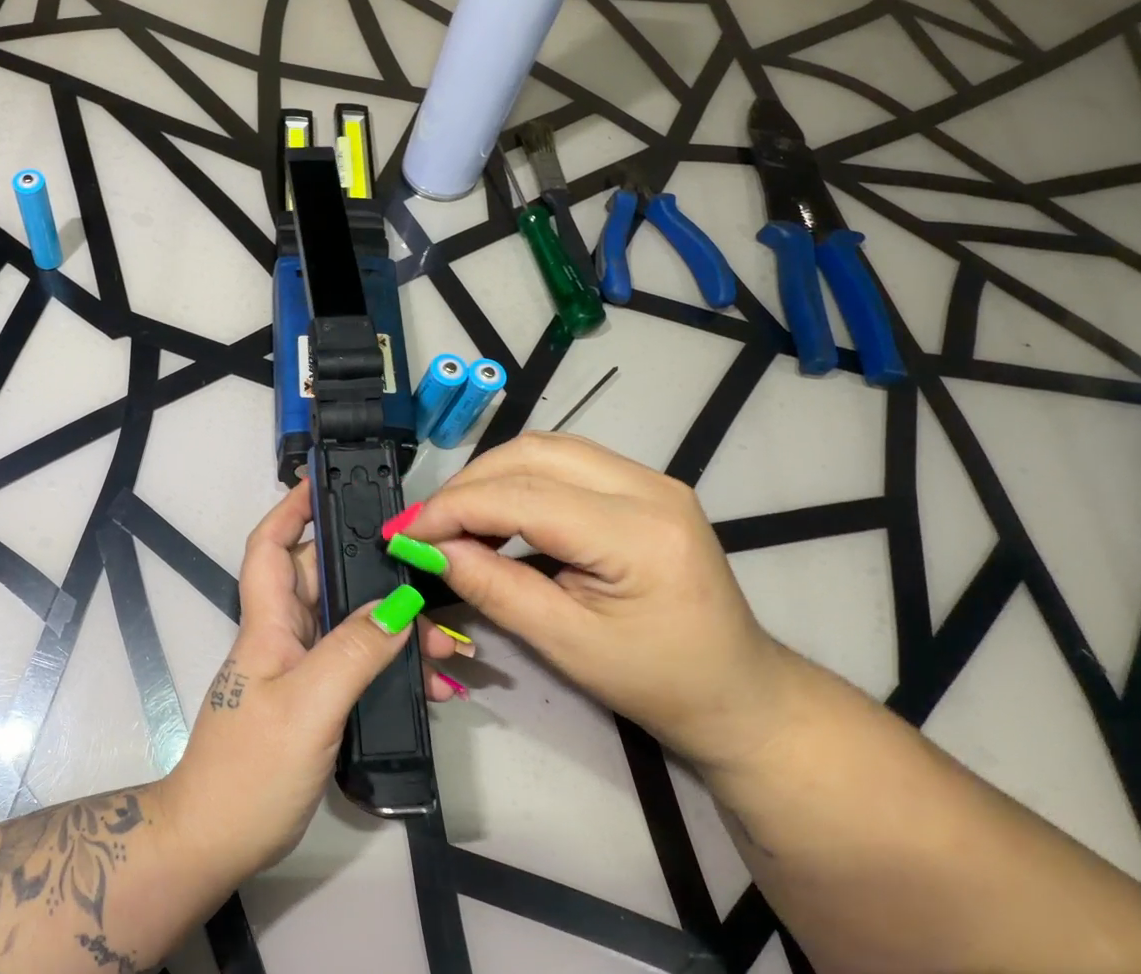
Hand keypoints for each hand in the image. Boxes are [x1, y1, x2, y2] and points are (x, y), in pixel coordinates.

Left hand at [159, 483, 463, 885]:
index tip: (326, 484)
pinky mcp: (313, 704)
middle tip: (434, 589)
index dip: (291, 510)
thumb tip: (399, 606)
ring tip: (448, 655)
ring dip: (397, 632)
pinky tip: (432, 688)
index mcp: (267, 625)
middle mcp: (281, 639)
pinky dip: (393, 670)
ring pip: (351, 629)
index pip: (269, 548)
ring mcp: (297, 673)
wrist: (217, 838)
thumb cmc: (251, 768)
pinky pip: (357, 669)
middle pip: (326, 585)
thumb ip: (353, 652)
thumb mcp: (308, 705)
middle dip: (377, 580)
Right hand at [398, 432, 792, 769]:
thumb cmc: (655, 679)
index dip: (452, 509)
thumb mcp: (564, 642)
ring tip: (453, 523)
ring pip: (544, 449)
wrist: (736, 690)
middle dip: (465, 486)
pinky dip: (516, 481)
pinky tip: (494, 516)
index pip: (521, 496)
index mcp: (637, 533)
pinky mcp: (643, 487)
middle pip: (530, 455)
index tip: (404, 535)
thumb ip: (494, 587)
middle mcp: (649, 488)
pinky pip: (563, 462)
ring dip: (488, 478)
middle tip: (424, 529)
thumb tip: (431, 550)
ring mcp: (650, 481)